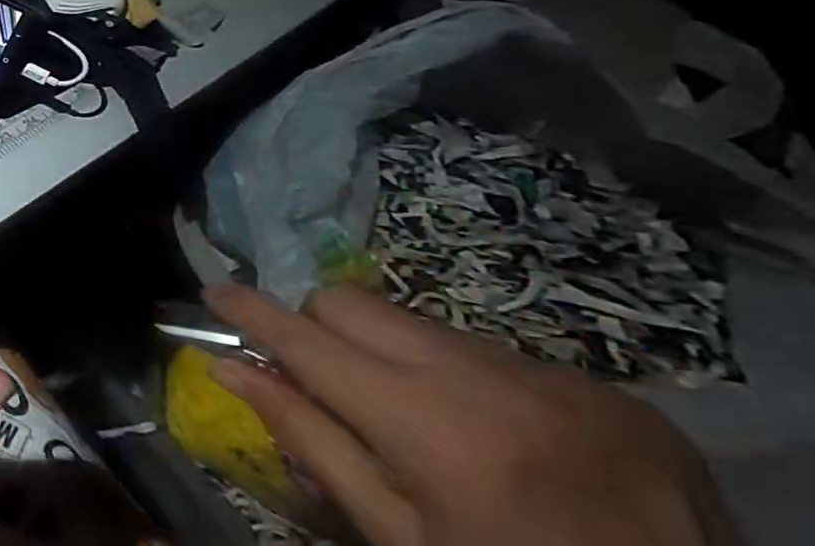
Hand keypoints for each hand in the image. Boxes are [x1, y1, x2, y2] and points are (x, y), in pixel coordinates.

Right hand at [205, 283, 736, 545]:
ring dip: (392, 356)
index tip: (211, 292)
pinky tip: (500, 439)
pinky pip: (492, 353)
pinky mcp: (603, 385)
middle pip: (352, 302)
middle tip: (322, 378)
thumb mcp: (399, 538)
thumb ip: (310, 441)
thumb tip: (233, 370)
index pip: (308, 342)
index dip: (251, 313)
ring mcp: (552, 373)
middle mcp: (486, 377)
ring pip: (419, 323)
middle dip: (319, 329)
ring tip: (423, 424)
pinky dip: (463, 379)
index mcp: (430, 429)